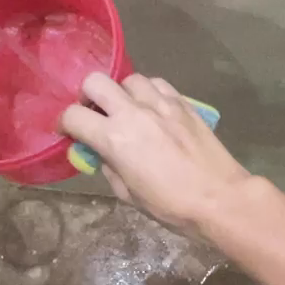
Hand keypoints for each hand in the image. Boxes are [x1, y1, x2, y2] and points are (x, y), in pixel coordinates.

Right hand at [58, 73, 253, 234]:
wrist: (219, 198)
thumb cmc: (170, 205)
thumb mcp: (128, 194)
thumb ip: (109, 167)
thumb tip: (101, 153)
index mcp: (114, 138)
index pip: (73, 116)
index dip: (64, 123)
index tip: (68, 131)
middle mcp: (133, 112)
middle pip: (95, 82)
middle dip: (87, 96)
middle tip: (95, 113)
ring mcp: (160, 103)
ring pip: (129, 79)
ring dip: (122, 93)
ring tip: (128, 110)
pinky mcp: (183, 102)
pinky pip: (157, 84)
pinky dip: (149, 92)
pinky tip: (153, 108)